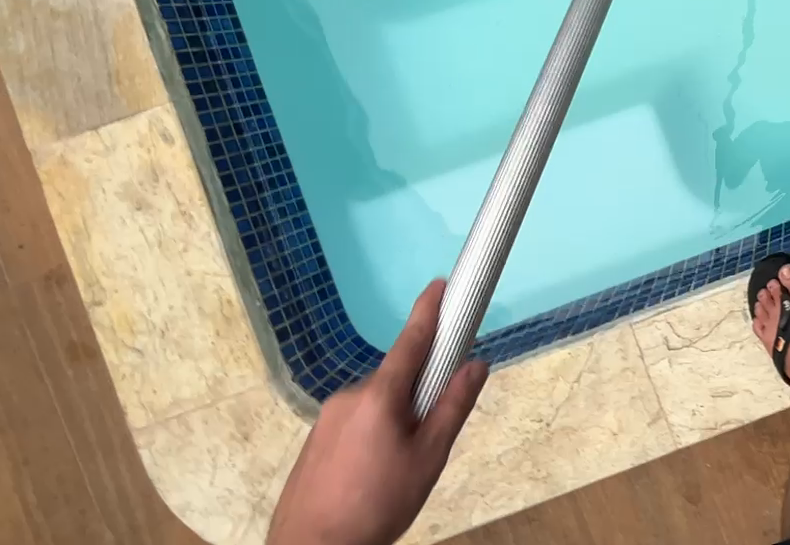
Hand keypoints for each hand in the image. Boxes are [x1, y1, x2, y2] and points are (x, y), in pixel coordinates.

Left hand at [268, 280, 488, 544]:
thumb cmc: (377, 505)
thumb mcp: (429, 457)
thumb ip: (454, 405)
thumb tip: (477, 365)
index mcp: (380, 395)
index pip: (412, 340)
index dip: (429, 310)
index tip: (440, 284)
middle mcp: (349, 397)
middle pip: (398, 379)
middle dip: (419, 395)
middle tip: (427, 436)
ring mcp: (326, 420)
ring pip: (377, 405)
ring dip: (394, 420)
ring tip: (396, 468)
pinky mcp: (312, 444)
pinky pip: (355, 424)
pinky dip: (372, 436)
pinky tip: (371, 476)